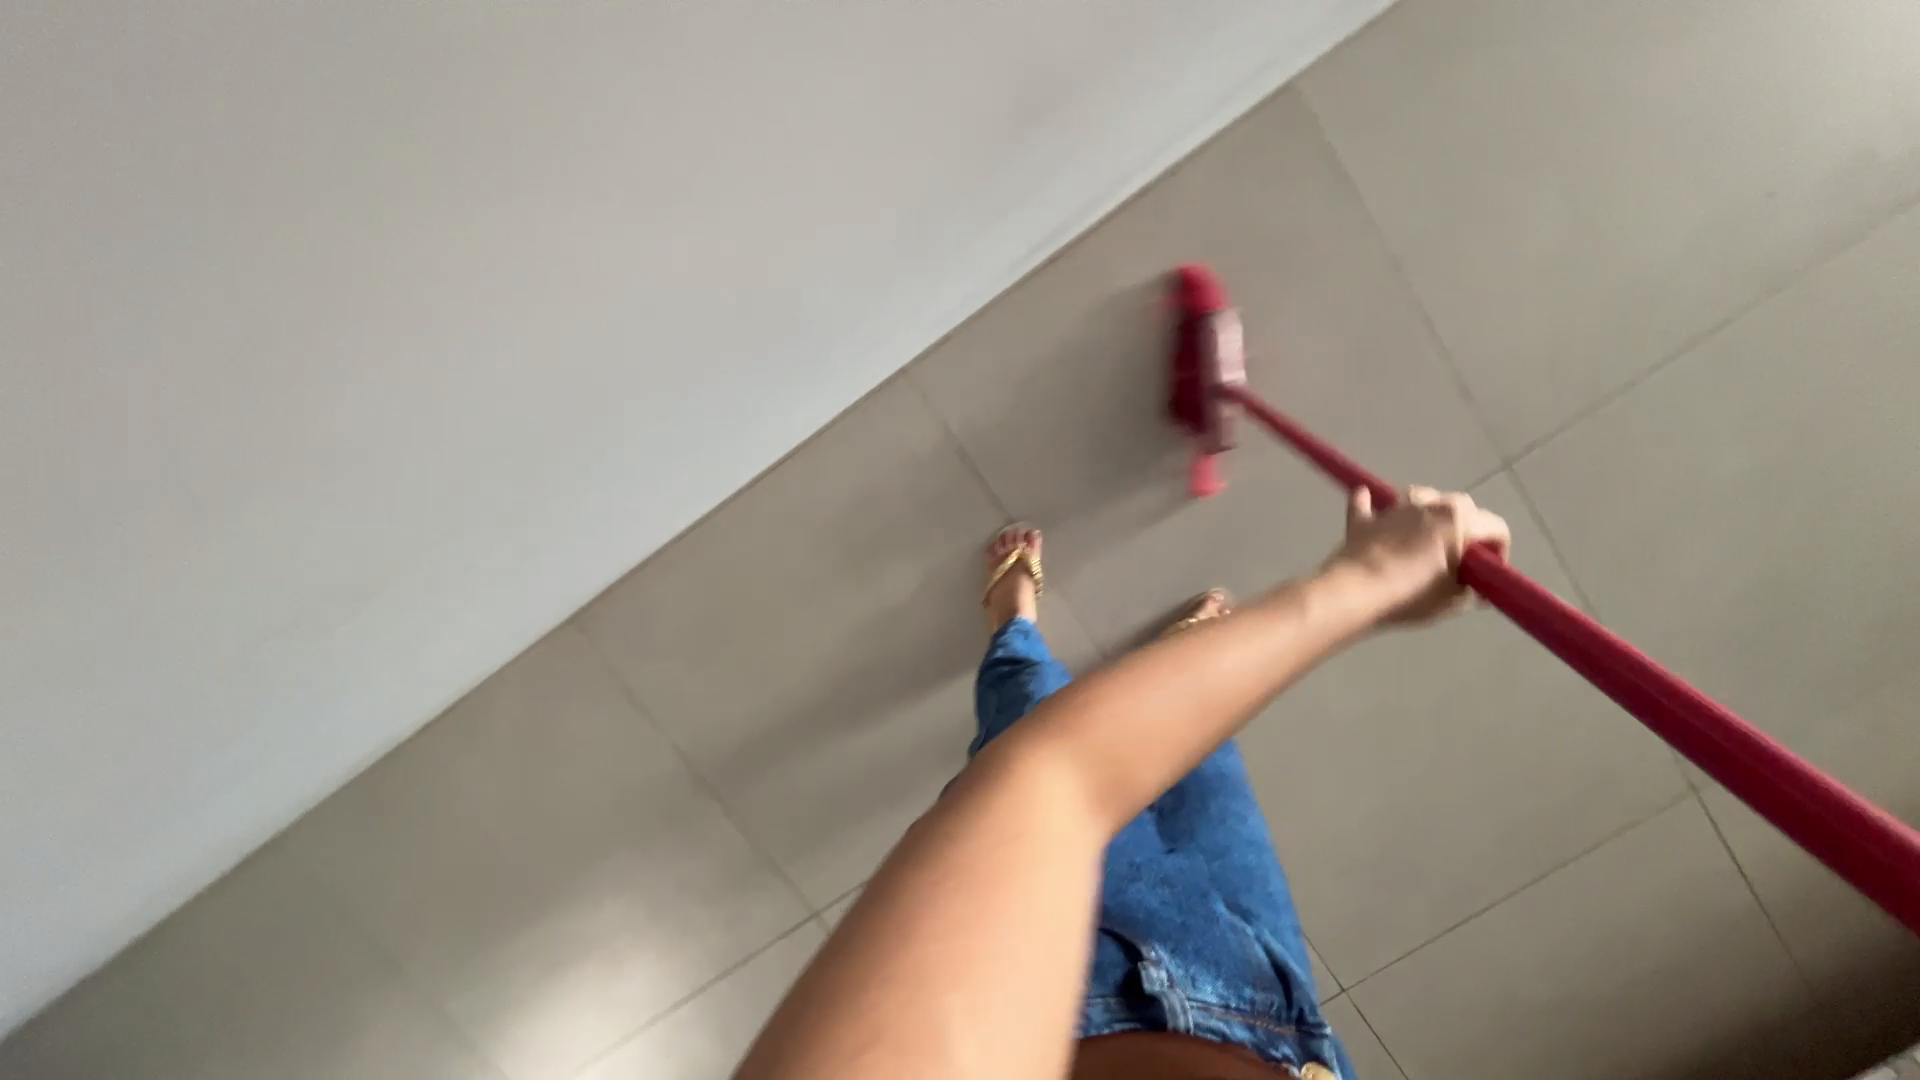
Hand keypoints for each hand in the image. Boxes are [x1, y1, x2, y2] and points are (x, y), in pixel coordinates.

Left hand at [1326, 485, 1511, 626]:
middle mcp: (1428, 504)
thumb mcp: (1455, 600)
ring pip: (1418, 496)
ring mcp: (1392, 509)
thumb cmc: (1411, 595)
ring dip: (1427, 510)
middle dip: (1466, 527)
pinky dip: (1369, 503)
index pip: (1495, 527)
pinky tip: (1367, 500)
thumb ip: (1470, 586)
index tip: (1488, 574)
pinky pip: (1366, 503)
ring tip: (1426, 534)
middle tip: (1460, 557)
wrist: (1355, 591)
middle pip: (1460, 506)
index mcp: (1458, 520)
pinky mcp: (1362, 520)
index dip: (1499, 551)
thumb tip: (1470, 584)